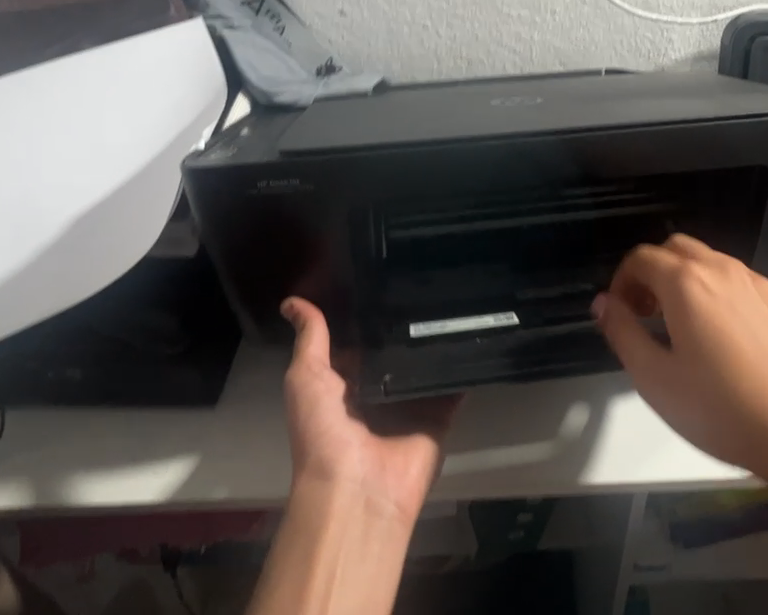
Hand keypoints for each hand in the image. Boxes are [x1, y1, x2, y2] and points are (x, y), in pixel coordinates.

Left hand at [278, 298, 457, 519]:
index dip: (367, 314)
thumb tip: (291, 300)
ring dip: (438, 340)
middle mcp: (377, 394)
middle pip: (395, 352)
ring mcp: (410, 407)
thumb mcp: (305, 377)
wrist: (357, 489)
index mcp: (342, 386)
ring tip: (455, 296)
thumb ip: (310, 339)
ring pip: (426, 365)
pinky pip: (454, 387)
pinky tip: (476, 334)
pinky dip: (464, 367)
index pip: (358, 343)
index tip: (383, 276)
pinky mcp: (439, 418)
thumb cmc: (323, 432)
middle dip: (407, 323)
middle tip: (426, 280)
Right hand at [592, 234, 767, 487]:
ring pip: (712, 263)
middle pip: (676, 249)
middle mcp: (723, 270)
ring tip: (685, 330)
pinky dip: (721, 297)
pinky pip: (742, 285)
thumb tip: (603, 303)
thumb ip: (622, 333)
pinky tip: (729, 344)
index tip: (620, 314)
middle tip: (647, 314)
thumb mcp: (655, 379)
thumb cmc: (722, 410)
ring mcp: (759, 284)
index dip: (621, 281)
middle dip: (653, 272)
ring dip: (687, 283)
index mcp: (686, 282)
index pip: (640, 258)